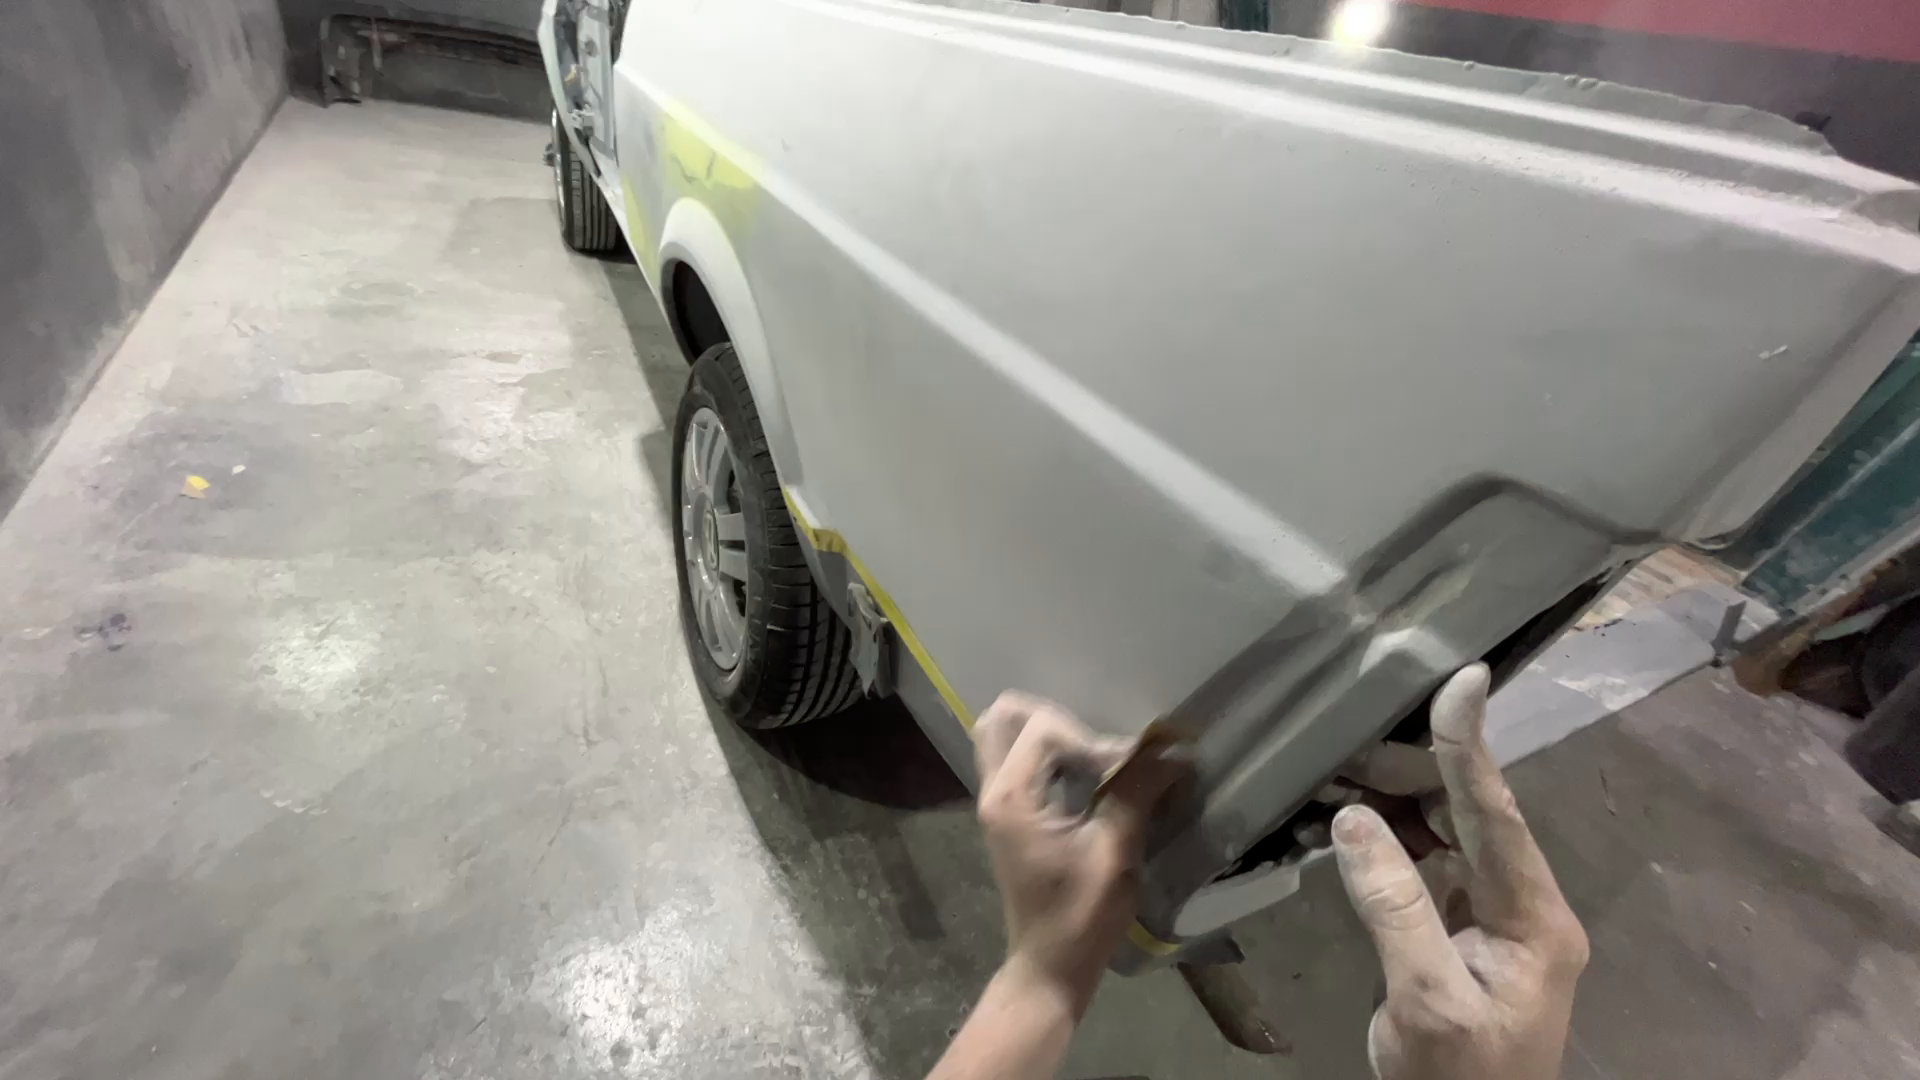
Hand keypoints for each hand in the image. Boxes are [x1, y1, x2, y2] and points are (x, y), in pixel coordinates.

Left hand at [972, 693, 1179, 1016]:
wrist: (1049, 965)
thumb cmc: (1081, 916)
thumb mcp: (1115, 854)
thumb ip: (1136, 793)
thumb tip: (1173, 751)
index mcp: (1012, 797)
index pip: (1045, 730)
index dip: (1093, 740)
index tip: (1128, 769)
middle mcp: (992, 788)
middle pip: (1007, 714)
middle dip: (1059, 719)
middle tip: (1097, 747)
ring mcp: (992, 797)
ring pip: (1000, 730)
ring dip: (1044, 728)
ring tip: (1086, 750)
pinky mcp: (1003, 807)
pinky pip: (1008, 753)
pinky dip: (1038, 747)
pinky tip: (1075, 767)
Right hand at [1331, 664, 1589, 1079]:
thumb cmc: (1462, 1077)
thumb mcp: (1429, 1001)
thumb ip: (1396, 909)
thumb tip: (1353, 817)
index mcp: (1534, 916)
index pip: (1497, 812)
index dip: (1473, 743)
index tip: (1464, 679)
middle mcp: (1516, 899)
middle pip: (1462, 808)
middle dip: (1408, 764)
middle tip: (1347, 736)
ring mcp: (1483, 907)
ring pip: (1434, 825)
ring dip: (1385, 794)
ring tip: (1331, 766)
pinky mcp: (1449, 917)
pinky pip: (1413, 852)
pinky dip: (1374, 829)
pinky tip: (1335, 815)